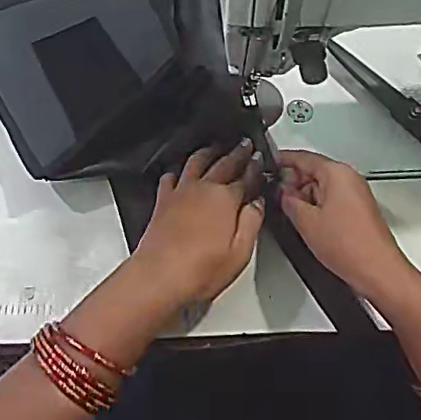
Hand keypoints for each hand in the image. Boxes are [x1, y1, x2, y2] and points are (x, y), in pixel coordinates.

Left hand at [131, 142, 264, 307]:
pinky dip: (177, 170)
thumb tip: (257, 205)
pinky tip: (178, 171)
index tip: (260, 161)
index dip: (255, 168)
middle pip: (224, 163)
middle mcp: (203, 189)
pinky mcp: (163, 201)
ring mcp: (181, 192)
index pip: (246, 178)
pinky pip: (170, 176)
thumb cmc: (198, 269)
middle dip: (237, 152)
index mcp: (225, 199)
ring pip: (196, 162)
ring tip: (216, 146)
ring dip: (209, 151)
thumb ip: (252, 223)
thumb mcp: (240, 253)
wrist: (160, 274)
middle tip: (244, 145)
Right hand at [279, 150, 413, 300]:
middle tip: (280, 197)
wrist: (378, 271)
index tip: (271, 164)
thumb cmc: (352, 247)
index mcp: (337, 173)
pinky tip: (314, 227)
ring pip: (323, 187)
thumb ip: (287, 200)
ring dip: (307, 198)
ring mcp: (357, 194)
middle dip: (295, 184)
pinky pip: (333, 200)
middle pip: (314, 171)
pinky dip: (320, 208)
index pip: (303, 157)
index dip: (283, 160)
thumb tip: (283, 193)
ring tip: (299, 219)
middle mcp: (350, 179)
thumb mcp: (304, 221)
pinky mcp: (360, 210)